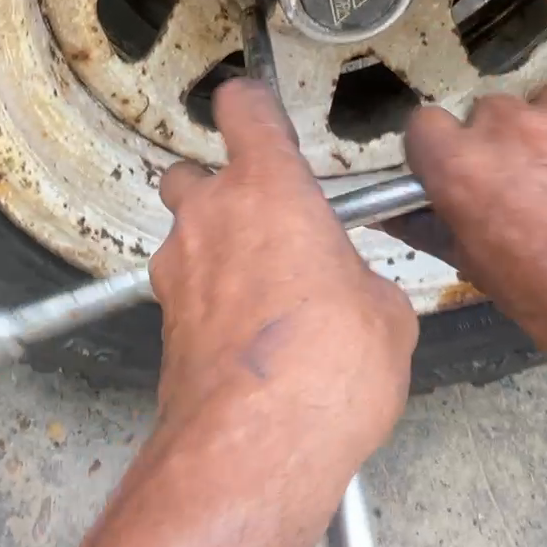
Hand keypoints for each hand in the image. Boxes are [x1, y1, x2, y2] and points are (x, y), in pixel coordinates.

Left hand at [153, 80, 416, 451]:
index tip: (259, 112)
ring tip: (260, 294)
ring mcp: (177, 265)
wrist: (254, 442)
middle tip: (265, 224)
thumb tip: (346, 287)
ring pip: (186, 233)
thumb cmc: (330, 361)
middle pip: (194, 173)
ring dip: (214, 247)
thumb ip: (357, 276)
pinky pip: (184, 288)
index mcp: (269, 188)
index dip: (251, 104)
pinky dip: (207, 298)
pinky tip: (244, 338)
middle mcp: (211, 214)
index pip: (244, 109)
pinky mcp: (162, 316)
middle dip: (222, 189)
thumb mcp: (384, 312)